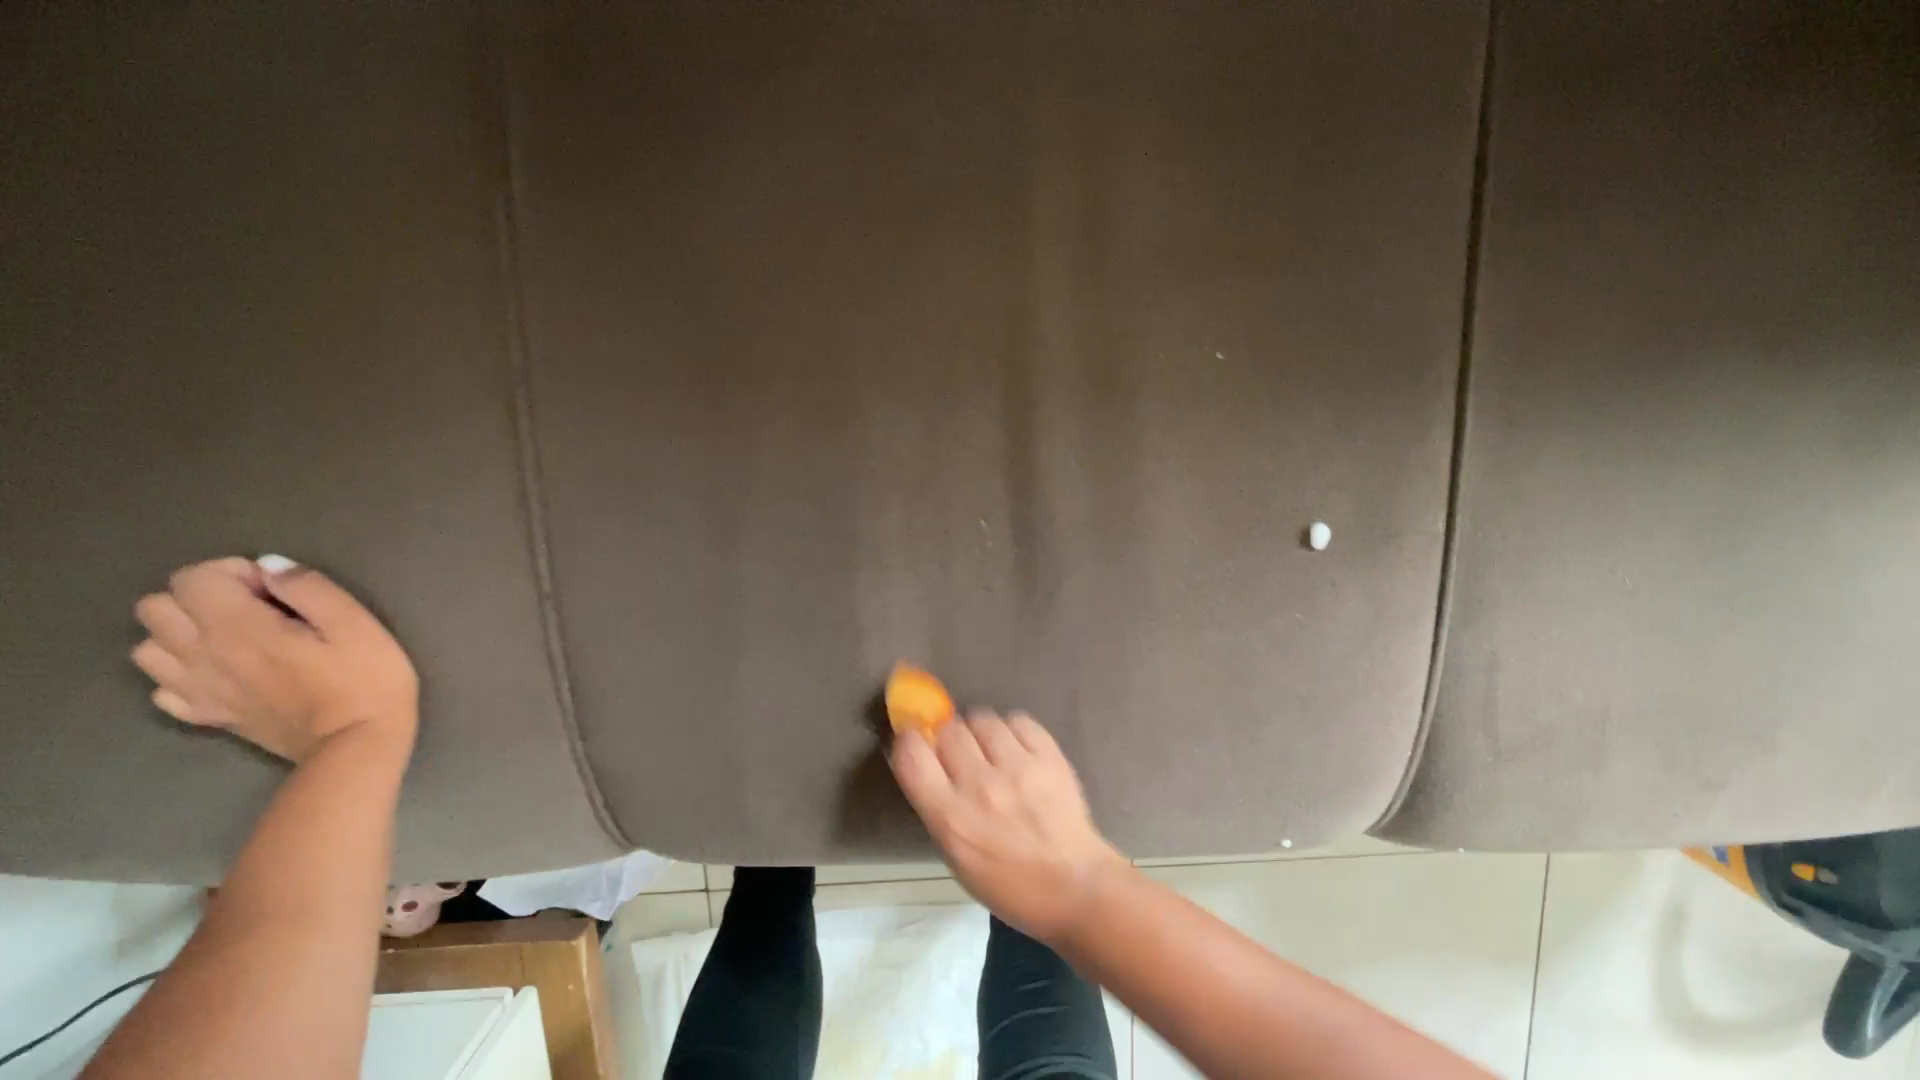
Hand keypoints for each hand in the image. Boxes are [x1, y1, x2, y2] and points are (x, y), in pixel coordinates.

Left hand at [132, 557, 418, 762]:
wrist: (357, 746)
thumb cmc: (365, 680)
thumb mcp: (357, 623)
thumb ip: (310, 587)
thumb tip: (272, 567)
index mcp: (238, 627)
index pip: (193, 578)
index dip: (233, 571)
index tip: (278, 590)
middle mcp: (203, 655)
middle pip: (156, 607)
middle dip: (199, 597)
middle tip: (254, 610)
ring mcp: (198, 690)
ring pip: (149, 647)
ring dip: (182, 634)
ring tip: (234, 640)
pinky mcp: (206, 715)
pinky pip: (162, 687)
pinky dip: (182, 673)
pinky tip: (223, 674)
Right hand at [889, 709, 1126, 943]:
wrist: (1075, 887)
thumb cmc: (1009, 884)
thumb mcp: (956, 857)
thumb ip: (938, 808)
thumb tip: (929, 764)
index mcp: (950, 817)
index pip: (911, 755)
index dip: (909, 741)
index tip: (917, 742)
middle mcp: (980, 786)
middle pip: (949, 730)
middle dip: (948, 737)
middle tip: (960, 753)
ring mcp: (1017, 768)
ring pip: (983, 719)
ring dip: (980, 732)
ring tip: (991, 750)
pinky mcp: (1049, 757)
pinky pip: (1019, 721)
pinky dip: (1012, 730)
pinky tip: (1017, 749)